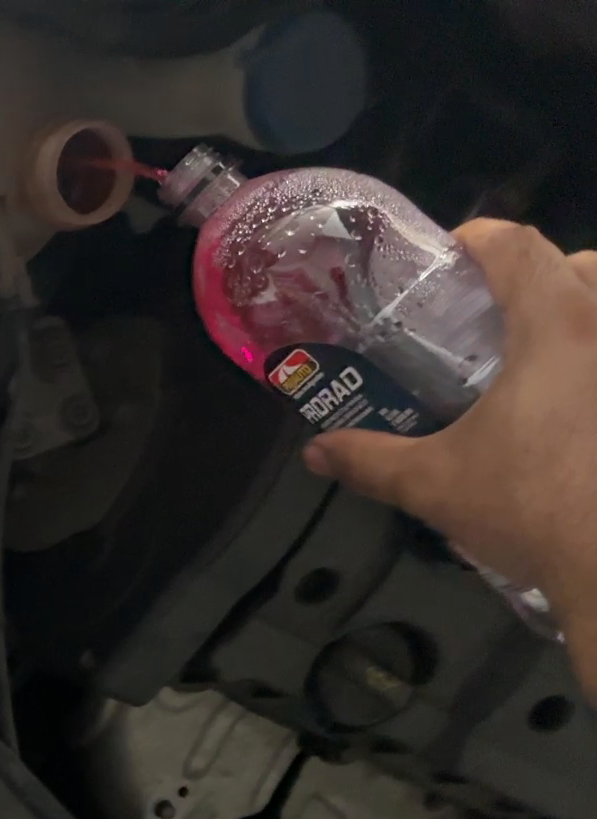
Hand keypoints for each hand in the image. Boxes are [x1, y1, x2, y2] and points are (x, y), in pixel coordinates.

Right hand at [303, 219, 596, 683]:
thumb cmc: (535, 508)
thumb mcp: (429, 484)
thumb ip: (366, 459)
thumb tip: (316, 452)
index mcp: (562, 333)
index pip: (519, 251)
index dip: (476, 243)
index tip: (444, 260)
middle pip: (592, 265)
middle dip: (546, 279)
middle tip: (497, 324)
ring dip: (584, 317)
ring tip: (545, 363)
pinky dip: (591, 369)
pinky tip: (572, 411)